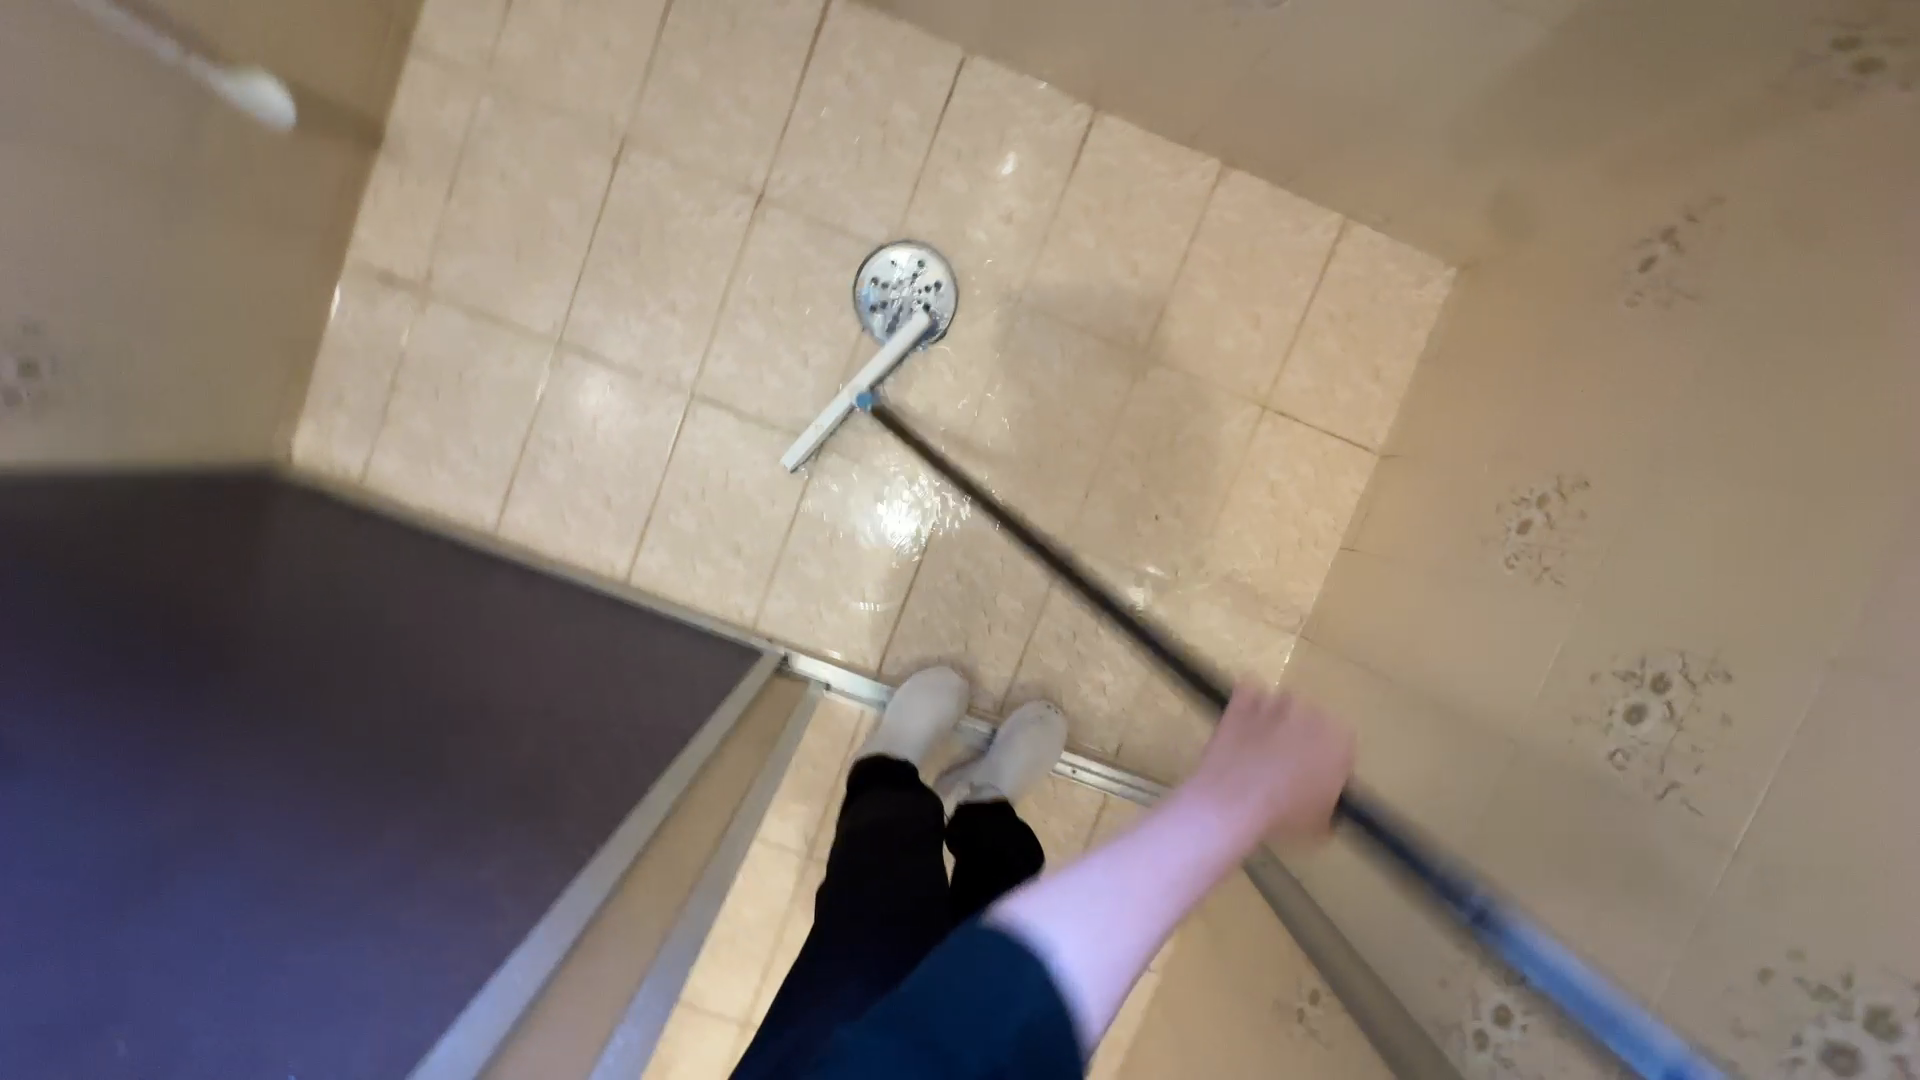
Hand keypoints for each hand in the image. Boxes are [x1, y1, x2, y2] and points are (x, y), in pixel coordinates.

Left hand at [1181, 682, 1353, 851]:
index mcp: (1340, 741)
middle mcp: (1312, 713)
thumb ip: (1330, 799)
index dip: (1327, 755)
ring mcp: (1275, 702)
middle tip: (1285, 757)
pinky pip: (1248, 692)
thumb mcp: (1321, 820)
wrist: (1233, 798)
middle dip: (1301, 732)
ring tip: (1259, 742)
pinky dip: (1246, 702)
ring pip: (1280, 702)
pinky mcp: (1242, 699)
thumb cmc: (1283, 814)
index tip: (1315, 770)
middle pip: (1311, 716)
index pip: (1342, 740)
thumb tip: (1325, 800)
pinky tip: (1242, 723)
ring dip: (1274, 716)